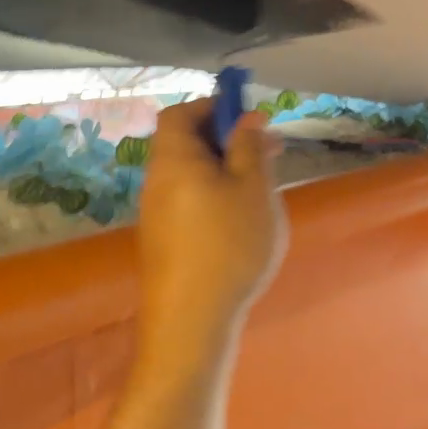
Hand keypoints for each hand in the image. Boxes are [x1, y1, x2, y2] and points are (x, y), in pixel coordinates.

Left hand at [136, 97, 287, 336]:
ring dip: (227, 168)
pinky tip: (244, 218)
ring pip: (192, 173)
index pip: (180, 114)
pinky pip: (191, 199)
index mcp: (174, 160)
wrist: (192, 322)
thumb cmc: (229, 243)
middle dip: (227, 137)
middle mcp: (158, 182)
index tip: (250, 117)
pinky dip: (217, 194)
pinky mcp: (165, 242)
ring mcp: (158, 214)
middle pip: (185, 142)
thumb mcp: (253, 187)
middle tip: (269, 149)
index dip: (213, 106)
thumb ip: (250, 147)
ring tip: (264, 184)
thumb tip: (246, 118)